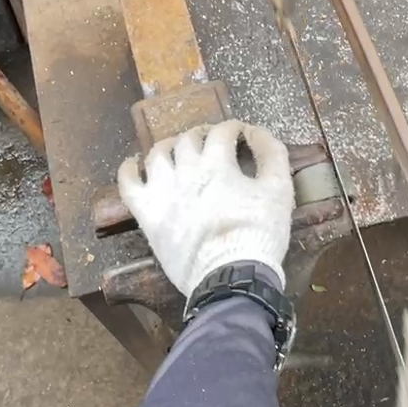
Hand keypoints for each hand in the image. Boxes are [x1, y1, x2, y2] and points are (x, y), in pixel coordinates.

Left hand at [117, 121, 293, 295]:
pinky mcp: (147, 215)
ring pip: (158, 154)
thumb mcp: (279, 191)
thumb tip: (257, 132)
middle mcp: (185, 170)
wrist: (231, 277)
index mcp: (217, 163)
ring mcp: (161, 191)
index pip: (222, 131)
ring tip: (178, 150)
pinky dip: (129, 169)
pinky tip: (134, 164)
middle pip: (189, 139)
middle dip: (203, 135)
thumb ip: (272, 155)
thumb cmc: (258, 234)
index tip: (241, 135)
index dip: (233, 128)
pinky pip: (128, 184)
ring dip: (170, 146)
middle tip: (213, 143)